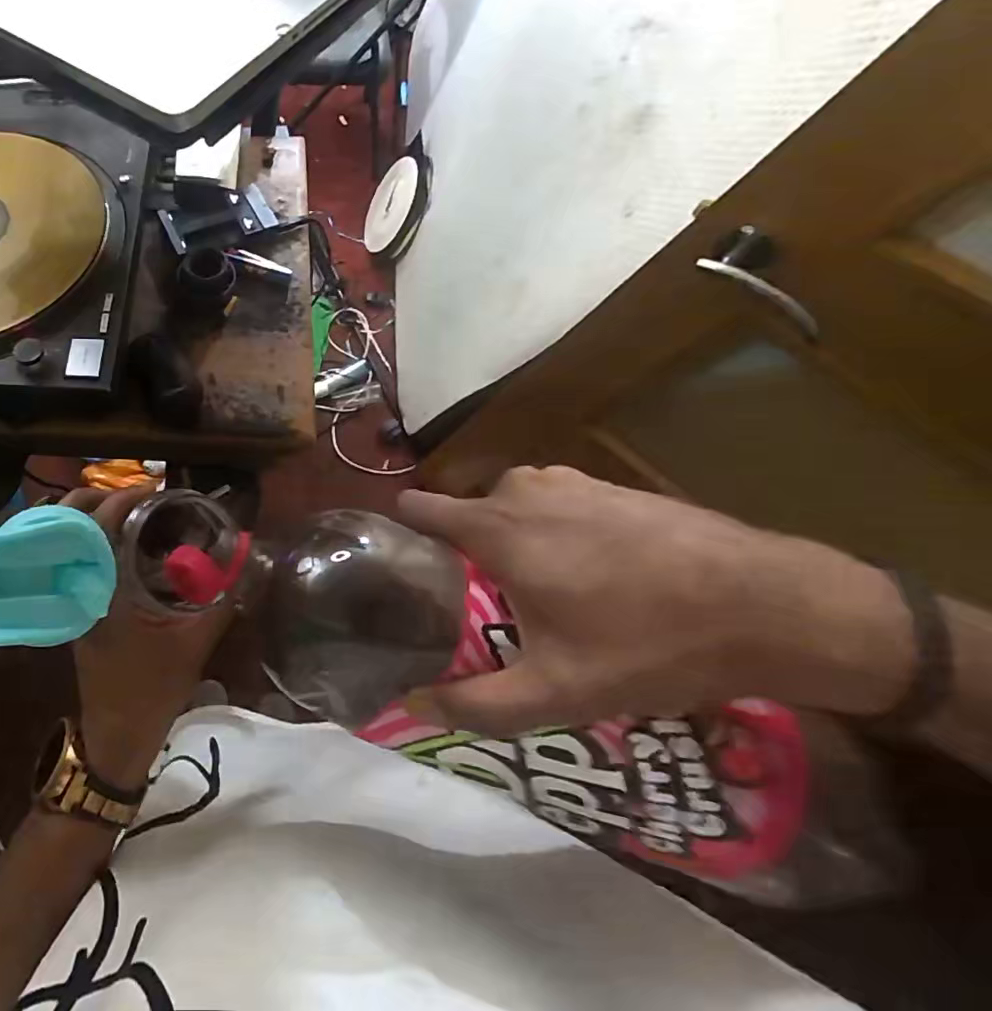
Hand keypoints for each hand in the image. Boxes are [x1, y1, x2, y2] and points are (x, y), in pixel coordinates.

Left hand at [59, 487, 233, 789]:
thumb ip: (221, 595)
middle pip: (69, 520)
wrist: (116, 732)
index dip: (122, 497)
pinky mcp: (71, 604)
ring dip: (92, 515)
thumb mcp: (194, 642)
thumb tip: (247, 552)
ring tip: (133, 512)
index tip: (156, 491)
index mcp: (100, 587)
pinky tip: (122, 542)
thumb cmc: (152, 688)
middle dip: (101, 497)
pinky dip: (90, 538)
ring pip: (67, 537)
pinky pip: (73, 557)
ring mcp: (67, 594)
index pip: (95, 523)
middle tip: (143, 496)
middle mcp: (75, 583)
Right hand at [393, 466, 915, 736]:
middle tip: (485, 596)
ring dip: (512, 534)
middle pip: (464, 512)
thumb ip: (476, 702)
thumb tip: (411, 705)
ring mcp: (574, 482)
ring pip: (512, 505)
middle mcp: (523, 491)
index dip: (402, 534)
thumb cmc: (653, 643)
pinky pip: (558, 502)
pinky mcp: (616, 485)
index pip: (416, 508)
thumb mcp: (558, 690)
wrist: (786, 608)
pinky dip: (557, 526)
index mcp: (495, 528)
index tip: (408, 568)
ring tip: (540, 583)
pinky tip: (595, 569)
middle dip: (465, 547)